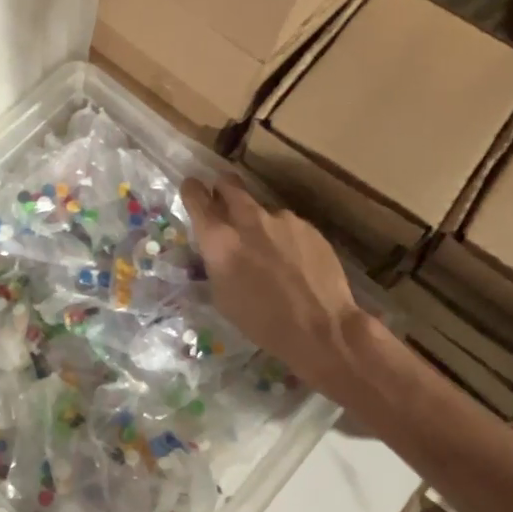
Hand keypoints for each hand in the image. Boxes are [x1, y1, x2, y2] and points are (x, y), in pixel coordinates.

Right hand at [180, 177, 372, 389]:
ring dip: (259, 224)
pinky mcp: (308, 226)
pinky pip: (288, 225)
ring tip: (270, 253)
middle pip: (229, 184)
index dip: (191, 190)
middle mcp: (248, 219)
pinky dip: (284, 238)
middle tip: (222, 199)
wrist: (320, 327)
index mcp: (219, 239)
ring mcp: (282, 219)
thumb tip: (217, 251)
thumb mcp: (222, 296)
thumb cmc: (262, 321)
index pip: (196, 197)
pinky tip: (294, 263)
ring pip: (262, 211)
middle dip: (222, 187)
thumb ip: (216, 263)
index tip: (192, 189)